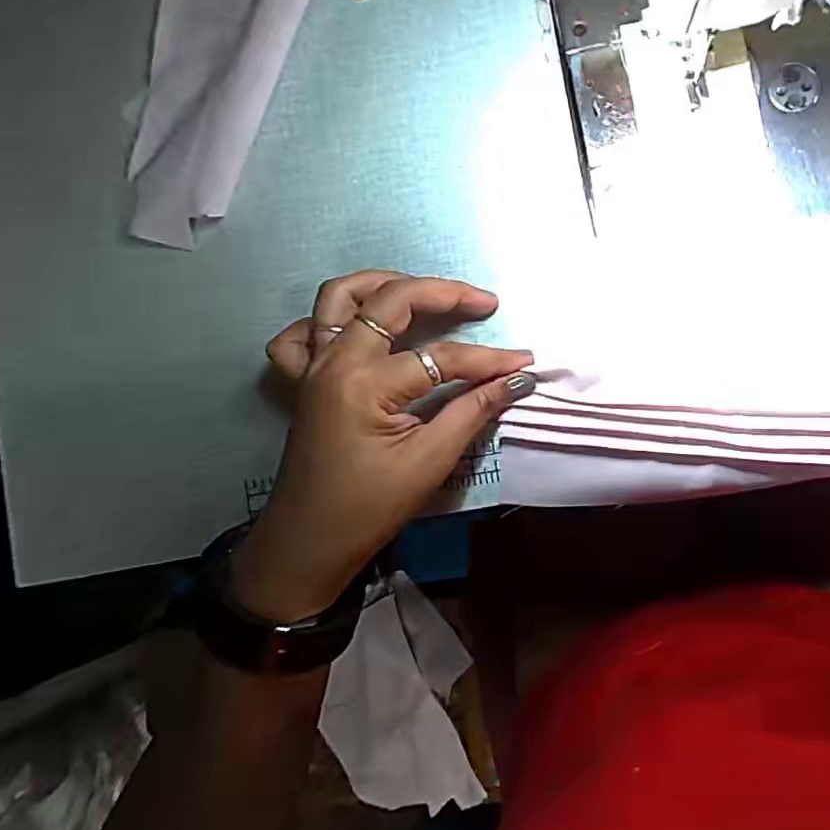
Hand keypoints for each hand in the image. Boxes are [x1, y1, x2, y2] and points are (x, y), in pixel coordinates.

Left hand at [234, 270, 534, 621]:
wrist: (307, 544)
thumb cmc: (371, 507)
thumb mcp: (431, 460)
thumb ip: (475, 410)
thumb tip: (519, 379)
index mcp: (365, 384)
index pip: (443, 356)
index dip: (490, 358)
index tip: (526, 362)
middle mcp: (334, 362)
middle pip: (390, 301)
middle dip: (444, 294)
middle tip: (485, 302)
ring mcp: (312, 368)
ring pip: (339, 298)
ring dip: (385, 285)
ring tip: (425, 292)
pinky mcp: (304, 382)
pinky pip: (303, 334)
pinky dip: (330, 321)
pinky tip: (358, 329)